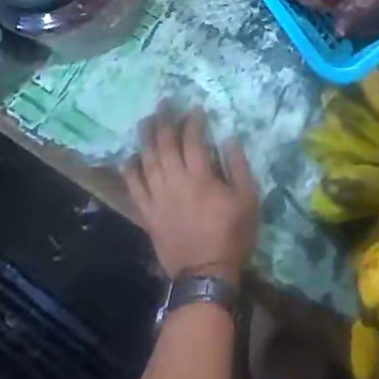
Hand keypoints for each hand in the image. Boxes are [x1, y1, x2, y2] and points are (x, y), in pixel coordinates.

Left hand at [124, 105, 258, 283]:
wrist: (206, 275)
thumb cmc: (231, 235)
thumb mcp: (248, 200)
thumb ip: (238, 166)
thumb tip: (229, 139)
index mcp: (200, 176)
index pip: (192, 139)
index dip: (193, 120)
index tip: (195, 108)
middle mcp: (174, 181)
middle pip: (164, 143)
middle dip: (164, 120)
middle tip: (164, 103)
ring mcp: (157, 197)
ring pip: (147, 160)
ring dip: (146, 137)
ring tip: (146, 120)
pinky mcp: (147, 213)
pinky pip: (134, 187)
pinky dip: (130, 170)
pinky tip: (130, 157)